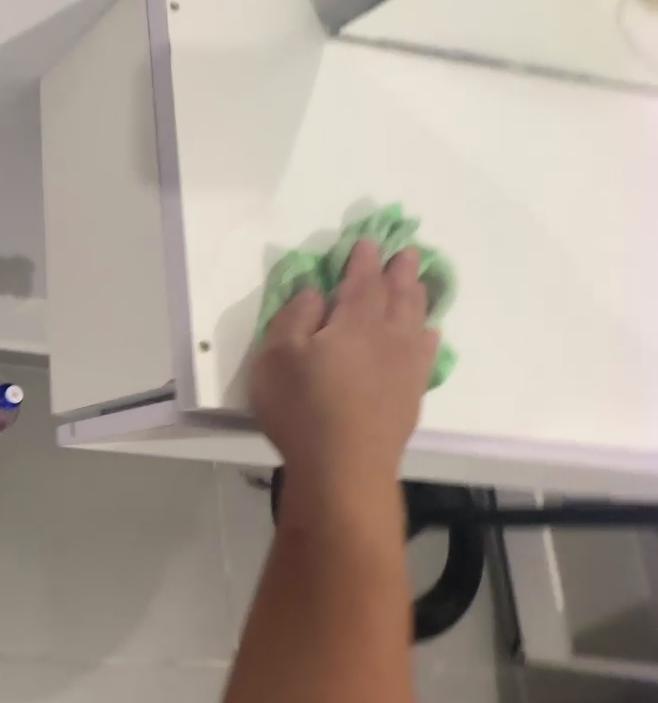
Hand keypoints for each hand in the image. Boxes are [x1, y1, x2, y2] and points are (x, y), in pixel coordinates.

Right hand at [251, 241, 438, 481]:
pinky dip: (425, 332)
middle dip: (399, 271)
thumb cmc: (299, 405)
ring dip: (416, 295)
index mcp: (354, 323)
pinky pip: (425, 349)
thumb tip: (316, 292)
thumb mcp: (276, 356)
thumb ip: (294, 319)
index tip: (366, 241)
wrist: (342, 461)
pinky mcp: (410, 390)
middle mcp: (388, 336)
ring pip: (416, 318)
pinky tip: (425, 331)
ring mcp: (405, 364)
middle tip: (406, 252)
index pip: (361, 282)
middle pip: (398, 295)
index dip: (362, 261)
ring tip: (417, 280)